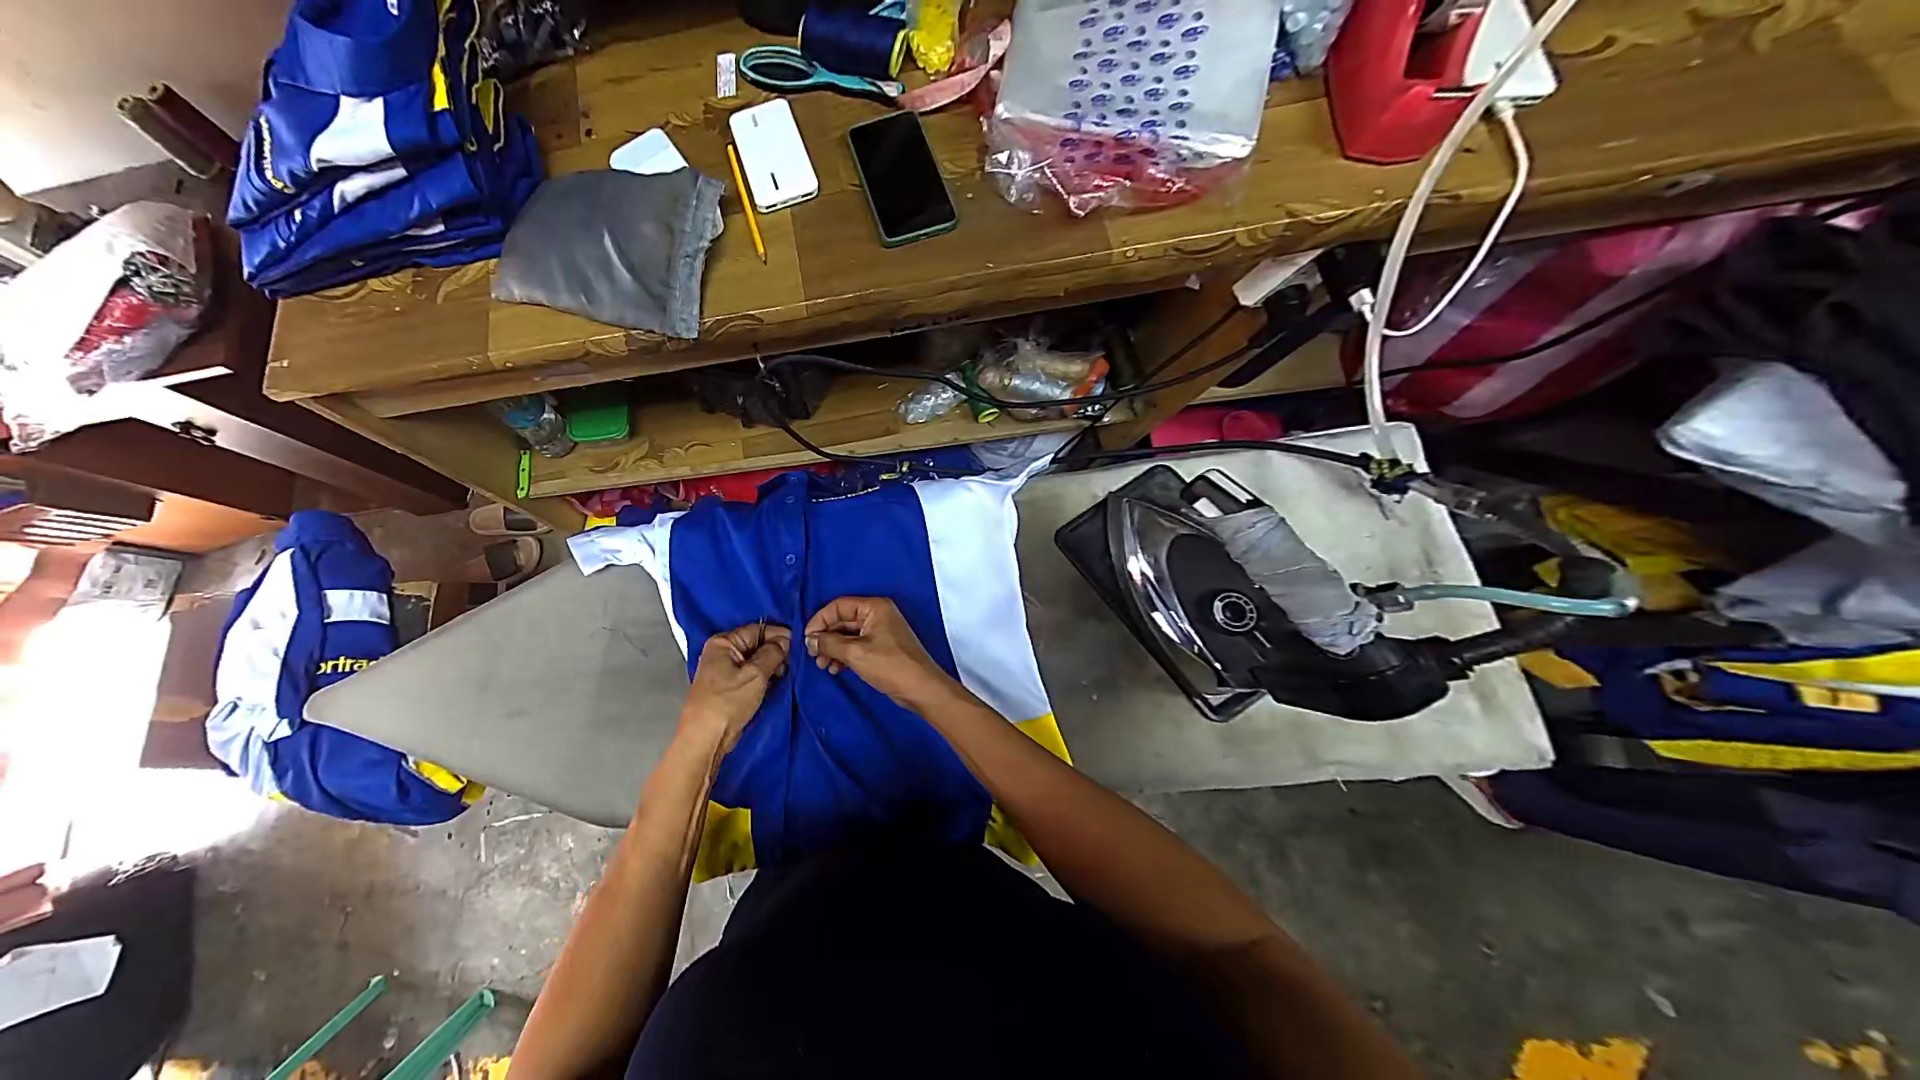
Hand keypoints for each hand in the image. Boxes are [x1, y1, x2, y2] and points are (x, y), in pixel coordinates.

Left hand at [681, 623, 790, 752]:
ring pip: (756, 661)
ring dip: (771, 666)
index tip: (798, 644)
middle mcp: (722, 653)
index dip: (779, 635)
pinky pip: (752, 675)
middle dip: (776, 651)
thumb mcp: (756, 674)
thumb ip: (773, 653)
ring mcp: (725, 670)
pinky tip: (776, 682)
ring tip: (785, 674)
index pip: (757, 629)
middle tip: (793, 662)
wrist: (707, 738)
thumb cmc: (728, 702)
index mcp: (723, 643)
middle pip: (756, 644)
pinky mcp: (730, 687)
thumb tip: (784, 641)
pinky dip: (764, 677)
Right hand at [803, 596, 954, 706]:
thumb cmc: (891, 666)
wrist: (920, 688)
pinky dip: (844, 655)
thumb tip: (810, 639)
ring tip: (823, 666)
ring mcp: (880, 630)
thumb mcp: (855, 653)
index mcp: (874, 607)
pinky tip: (835, 668)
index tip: (807, 639)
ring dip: (833, 649)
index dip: (820, 621)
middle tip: (813, 656)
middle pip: (842, 620)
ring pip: (847, 634)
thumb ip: (829, 643)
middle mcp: (878, 614)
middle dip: (826, 638)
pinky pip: (856, 645)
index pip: (838, 606)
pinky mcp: (881, 646)